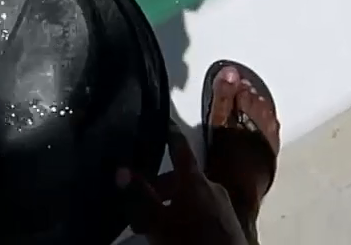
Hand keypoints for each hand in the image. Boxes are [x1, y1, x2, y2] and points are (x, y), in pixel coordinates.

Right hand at [121, 124, 248, 244]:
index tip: (160, 119)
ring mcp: (223, 204)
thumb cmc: (191, 241)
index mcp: (195, 178)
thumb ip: (140, 196)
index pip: (179, 144)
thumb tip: (120, 169)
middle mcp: (212, 184)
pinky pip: (203, 209)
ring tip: (157, 221)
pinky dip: (187, 213)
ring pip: (192, 194)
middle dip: (162, 184)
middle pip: (183, 175)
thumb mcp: (159, 222)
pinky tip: (178, 230)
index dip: (168, 131)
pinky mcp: (230, 223)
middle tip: (143, 200)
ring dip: (174, 201)